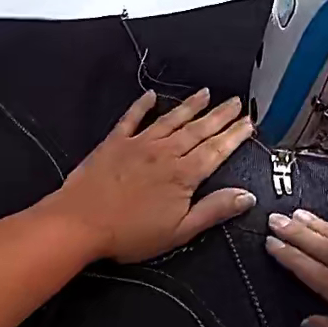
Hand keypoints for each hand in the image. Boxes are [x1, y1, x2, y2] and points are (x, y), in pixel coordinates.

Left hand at [41, 89, 256, 262]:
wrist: (79, 223)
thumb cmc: (129, 233)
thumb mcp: (179, 231)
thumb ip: (214, 210)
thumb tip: (245, 197)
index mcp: (183, 174)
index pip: (216, 150)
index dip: (235, 135)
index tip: (248, 123)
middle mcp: (164, 152)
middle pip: (199, 129)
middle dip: (220, 115)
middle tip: (236, 102)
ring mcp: (139, 144)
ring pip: (172, 119)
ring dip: (190, 105)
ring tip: (206, 93)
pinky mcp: (115, 142)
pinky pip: (132, 118)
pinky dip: (142, 105)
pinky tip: (151, 95)